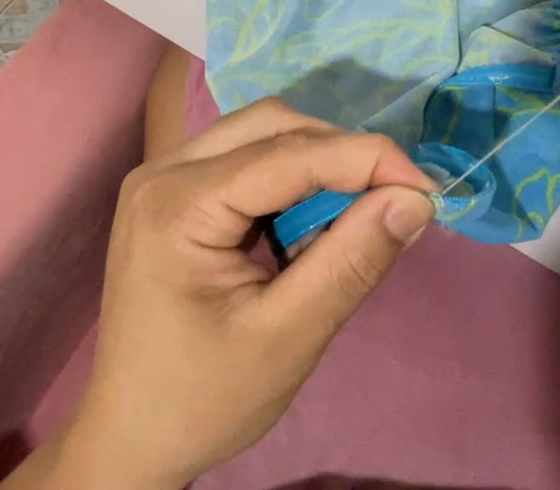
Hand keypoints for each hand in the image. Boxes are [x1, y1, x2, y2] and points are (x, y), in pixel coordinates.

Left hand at [25, 98, 436, 489]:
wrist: (131, 434)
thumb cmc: (204, 396)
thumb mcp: (288, 337)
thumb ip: (350, 262)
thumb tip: (412, 199)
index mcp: (177, 204)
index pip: (286, 152)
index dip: (364, 158)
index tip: (427, 189)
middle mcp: (162, 171)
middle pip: (269, 125)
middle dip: (339, 153)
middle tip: (393, 199)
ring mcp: (162, 177)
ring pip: (258, 134)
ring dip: (315, 163)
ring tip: (355, 214)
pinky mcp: (172, 193)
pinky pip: (242, 160)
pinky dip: (288, 179)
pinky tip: (310, 221)